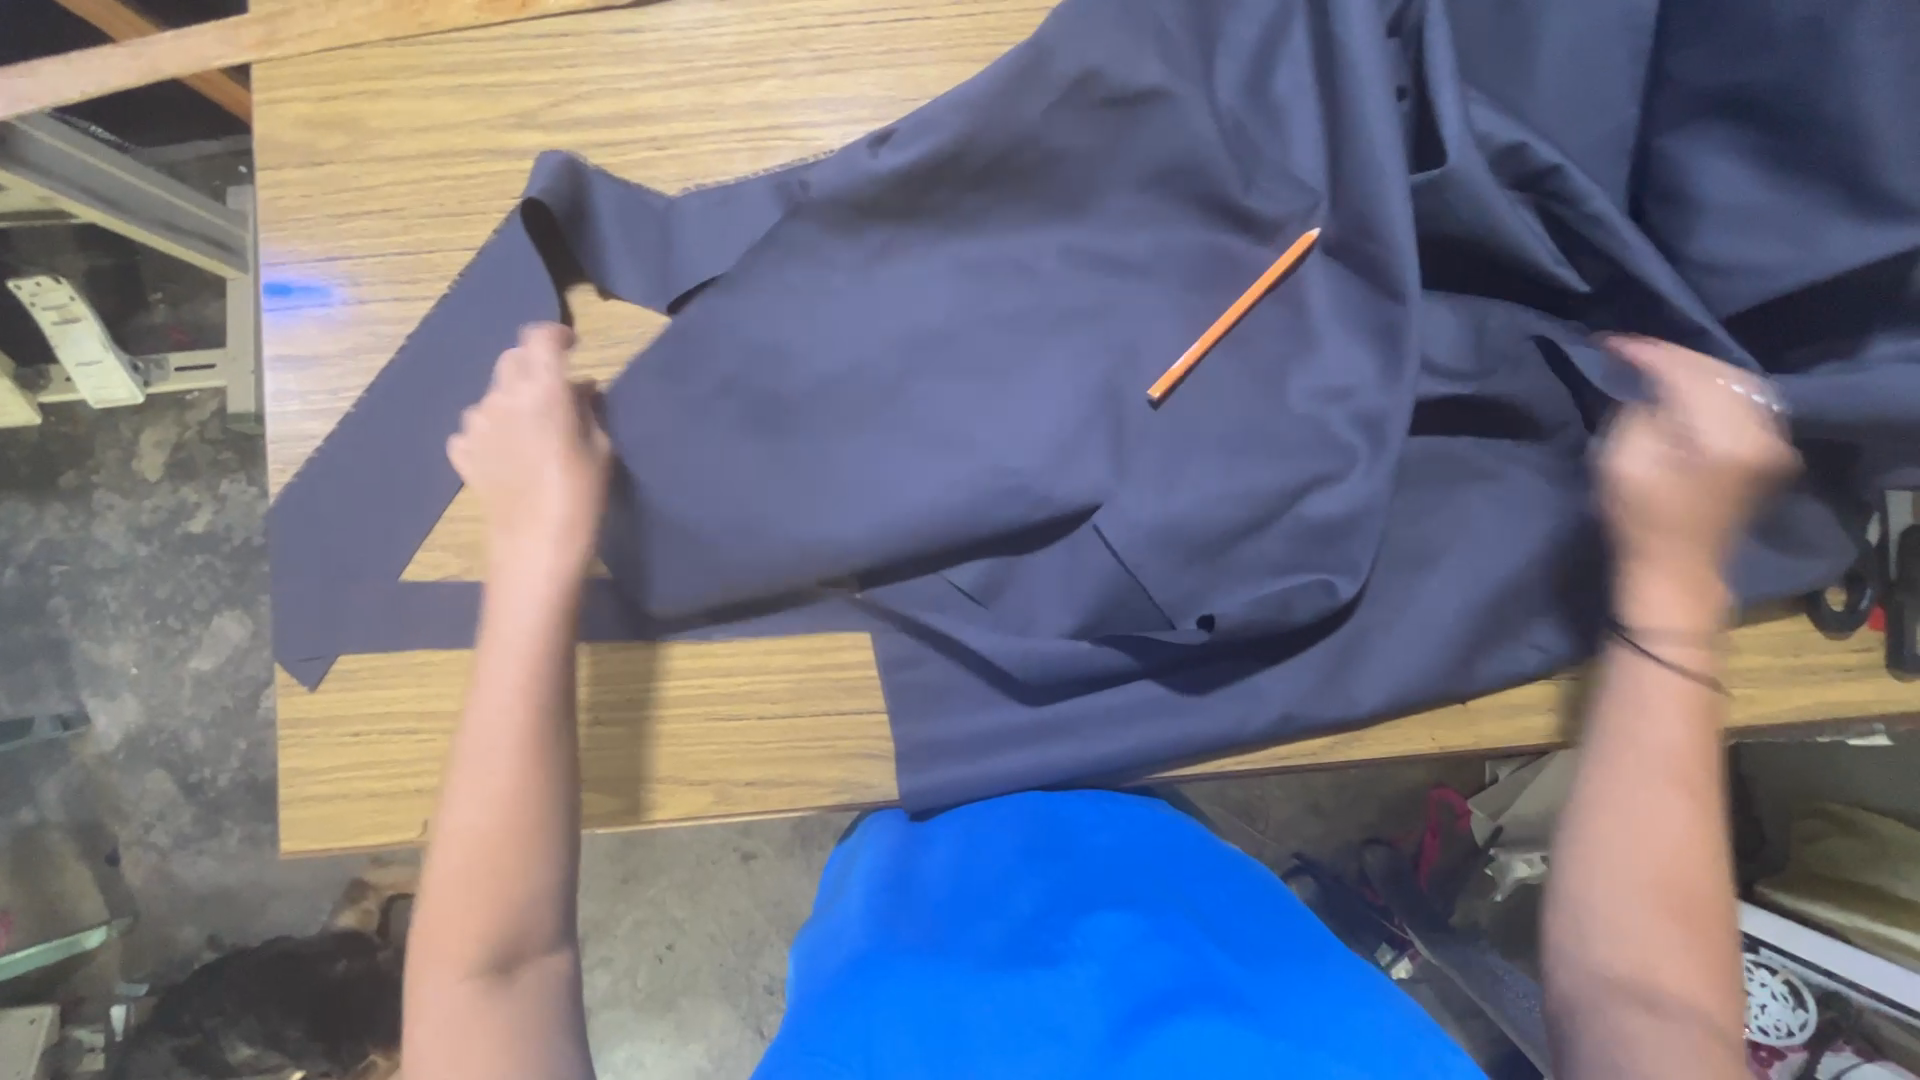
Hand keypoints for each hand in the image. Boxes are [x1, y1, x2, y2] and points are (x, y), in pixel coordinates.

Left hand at [447, 323, 611, 589]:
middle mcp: (502, 397)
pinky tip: (511, 453)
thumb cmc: (582, 494)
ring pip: (494, 393)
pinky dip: (495, 429)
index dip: (555, 334)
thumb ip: (588, 409)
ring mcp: (476, 423)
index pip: (540, 338)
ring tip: (535, 430)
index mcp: (543, 391)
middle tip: (557, 391)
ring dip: (514, 399)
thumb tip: (580, 388)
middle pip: (513, 359)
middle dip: (535, 365)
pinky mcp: (462, 450)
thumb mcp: (601, 448)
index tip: (572, 345)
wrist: (536, 543)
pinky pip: (477, 426)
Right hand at [1595, 335, 1799, 626]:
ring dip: (1696, 370)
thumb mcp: (1621, 462)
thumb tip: (1648, 390)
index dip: (1649, 354)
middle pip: (1722, 374)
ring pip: (1739, 384)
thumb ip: (1639, 415)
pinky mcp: (1767, 451)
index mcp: (1723, 437)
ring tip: (1655, 364)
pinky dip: (1713, 388)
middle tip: (1630, 349)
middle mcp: (1761, 433)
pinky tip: (1684, 388)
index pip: (1689, 374)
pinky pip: (1745, 402)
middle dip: (1674, 357)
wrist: (1675, 566)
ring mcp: (1772, 442)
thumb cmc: (1636, 519)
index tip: (1610, 343)